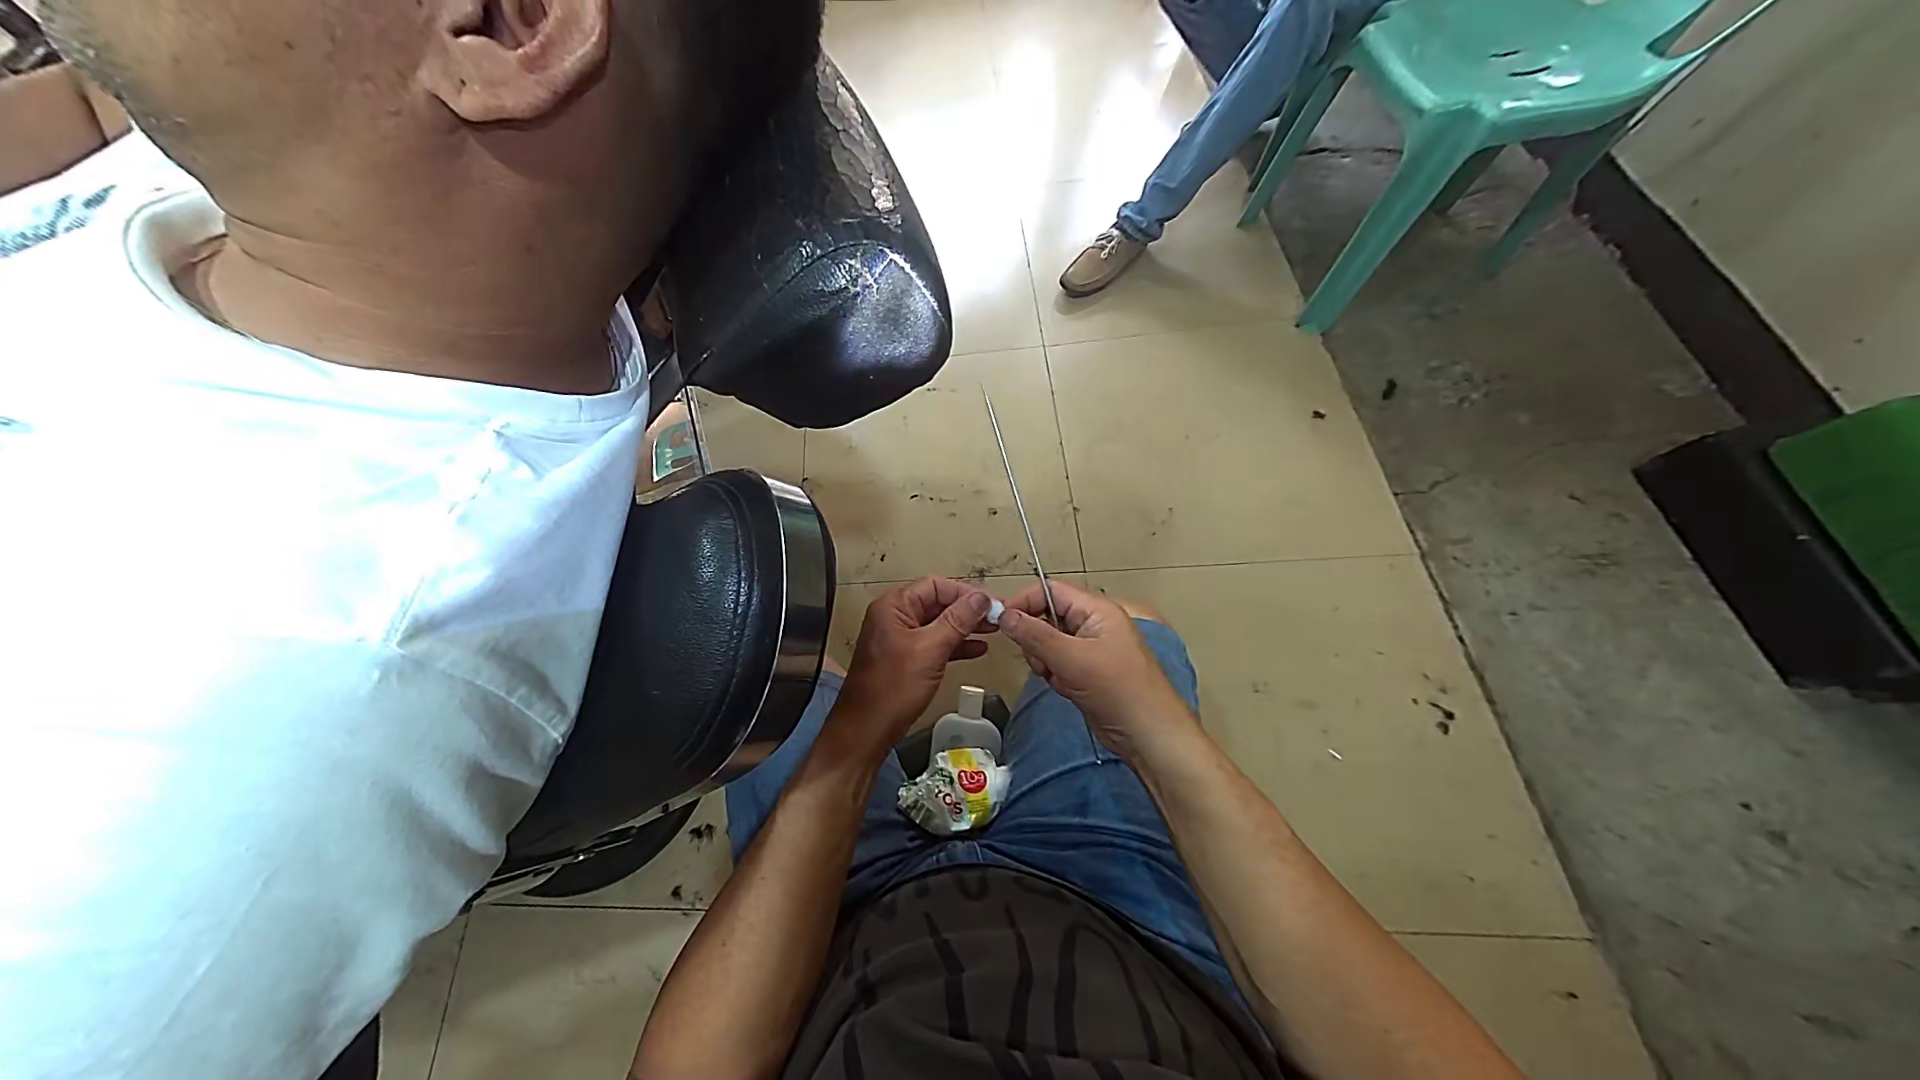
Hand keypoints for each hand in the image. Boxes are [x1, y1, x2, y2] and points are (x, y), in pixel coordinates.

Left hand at [828, 577, 993, 758]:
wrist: (867, 730)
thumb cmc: (891, 689)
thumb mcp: (930, 649)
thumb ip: (957, 620)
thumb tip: (980, 599)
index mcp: (893, 607)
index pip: (935, 586)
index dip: (965, 592)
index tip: (991, 603)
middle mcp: (895, 617)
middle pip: (937, 602)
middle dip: (968, 609)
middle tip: (997, 616)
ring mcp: (900, 638)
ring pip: (939, 623)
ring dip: (966, 626)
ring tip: (994, 630)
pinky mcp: (907, 658)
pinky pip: (936, 643)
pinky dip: (956, 644)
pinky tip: (978, 649)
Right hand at [996, 580, 1197, 763]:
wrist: (1147, 734)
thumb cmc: (1118, 690)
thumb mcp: (1071, 658)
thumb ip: (1034, 635)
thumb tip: (1005, 615)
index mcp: (1096, 609)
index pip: (1050, 590)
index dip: (1024, 602)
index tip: (1002, 621)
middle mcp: (1094, 623)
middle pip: (1047, 615)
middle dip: (1035, 637)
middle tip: (1038, 659)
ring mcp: (1091, 648)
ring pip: (1049, 641)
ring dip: (1044, 659)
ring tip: (1055, 676)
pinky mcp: (1087, 670)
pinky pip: (1058, 662)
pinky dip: (1054, 673)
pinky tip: (1065, 687)